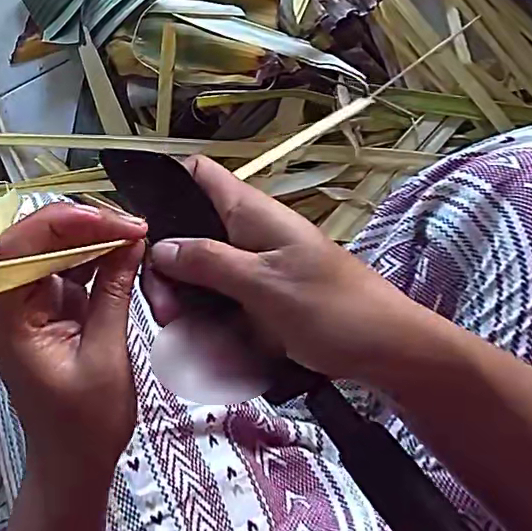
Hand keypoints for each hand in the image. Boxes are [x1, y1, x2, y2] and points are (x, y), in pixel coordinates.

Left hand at [0, 202, 148, 479]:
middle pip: (35, 241)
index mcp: (10, 318)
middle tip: (129, 223)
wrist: (75, 467)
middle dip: (81, 224)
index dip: (61, 224)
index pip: (21, 249)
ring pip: (52, 249)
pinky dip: (94, 255)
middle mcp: (12, 303)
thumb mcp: (106, 357)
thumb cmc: (85, 426)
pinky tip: (122, 250)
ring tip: (131, 231)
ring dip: (91, 235)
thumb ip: (113, 292)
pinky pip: (68, 267)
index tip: (109, 220)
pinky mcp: (50, 307)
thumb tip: (130, 239)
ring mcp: (30, 303)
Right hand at [140, 155, 433, 380]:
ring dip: (189, 307)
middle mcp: (244, 232)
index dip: (163, 184)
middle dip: (169, 273)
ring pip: (198, 275)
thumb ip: (209, 262)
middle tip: (168, 313)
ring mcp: (251, 266)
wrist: (391, 353)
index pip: (196, 174)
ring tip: (192, 344)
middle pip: (186, 235)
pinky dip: (212, 328)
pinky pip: (219, 305)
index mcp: (247, 211)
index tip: (140, 226)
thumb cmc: (334, 308)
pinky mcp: (258, 297)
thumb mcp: (264, 285)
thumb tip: (159, 247)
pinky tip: (216, 356)